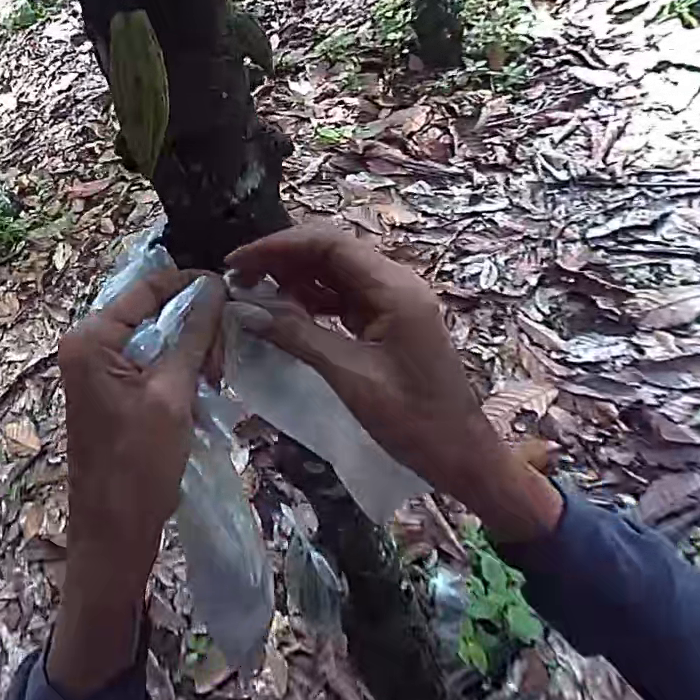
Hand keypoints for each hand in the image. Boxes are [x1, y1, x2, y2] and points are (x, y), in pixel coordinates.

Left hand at [48, 269, 223, 693]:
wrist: (114, 535)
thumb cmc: (139, 464)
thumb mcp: (173, 392)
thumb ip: (194, 334)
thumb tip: (216, 286)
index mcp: (92, 337)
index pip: (148, 287)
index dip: (191, 284)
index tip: (230, 289)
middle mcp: (89, 344)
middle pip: (153, 310)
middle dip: (194, 324)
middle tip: (223, 354)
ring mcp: (99, 368)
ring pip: (158, 336)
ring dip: (192, 349)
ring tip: (216, 377)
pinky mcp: (113, 389)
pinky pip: (153, 361)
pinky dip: (181, 368)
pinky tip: (204, 388)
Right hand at [226, 225, 560, 542]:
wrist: (461, 455)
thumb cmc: (413, 420)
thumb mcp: (350, 376)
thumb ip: (299, 336)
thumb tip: (248, 310)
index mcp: (394, 288)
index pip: (329, 244)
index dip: (279, 246)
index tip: (239, 261)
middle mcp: (395, 283)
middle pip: (330, 252)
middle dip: (282, 259)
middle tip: (239, 276)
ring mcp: (392, 301)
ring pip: (334, 272)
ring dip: (294, 278)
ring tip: (253, 291)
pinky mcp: (387, 320)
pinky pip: (342, 296)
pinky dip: (311, 299)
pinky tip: (284, 311)